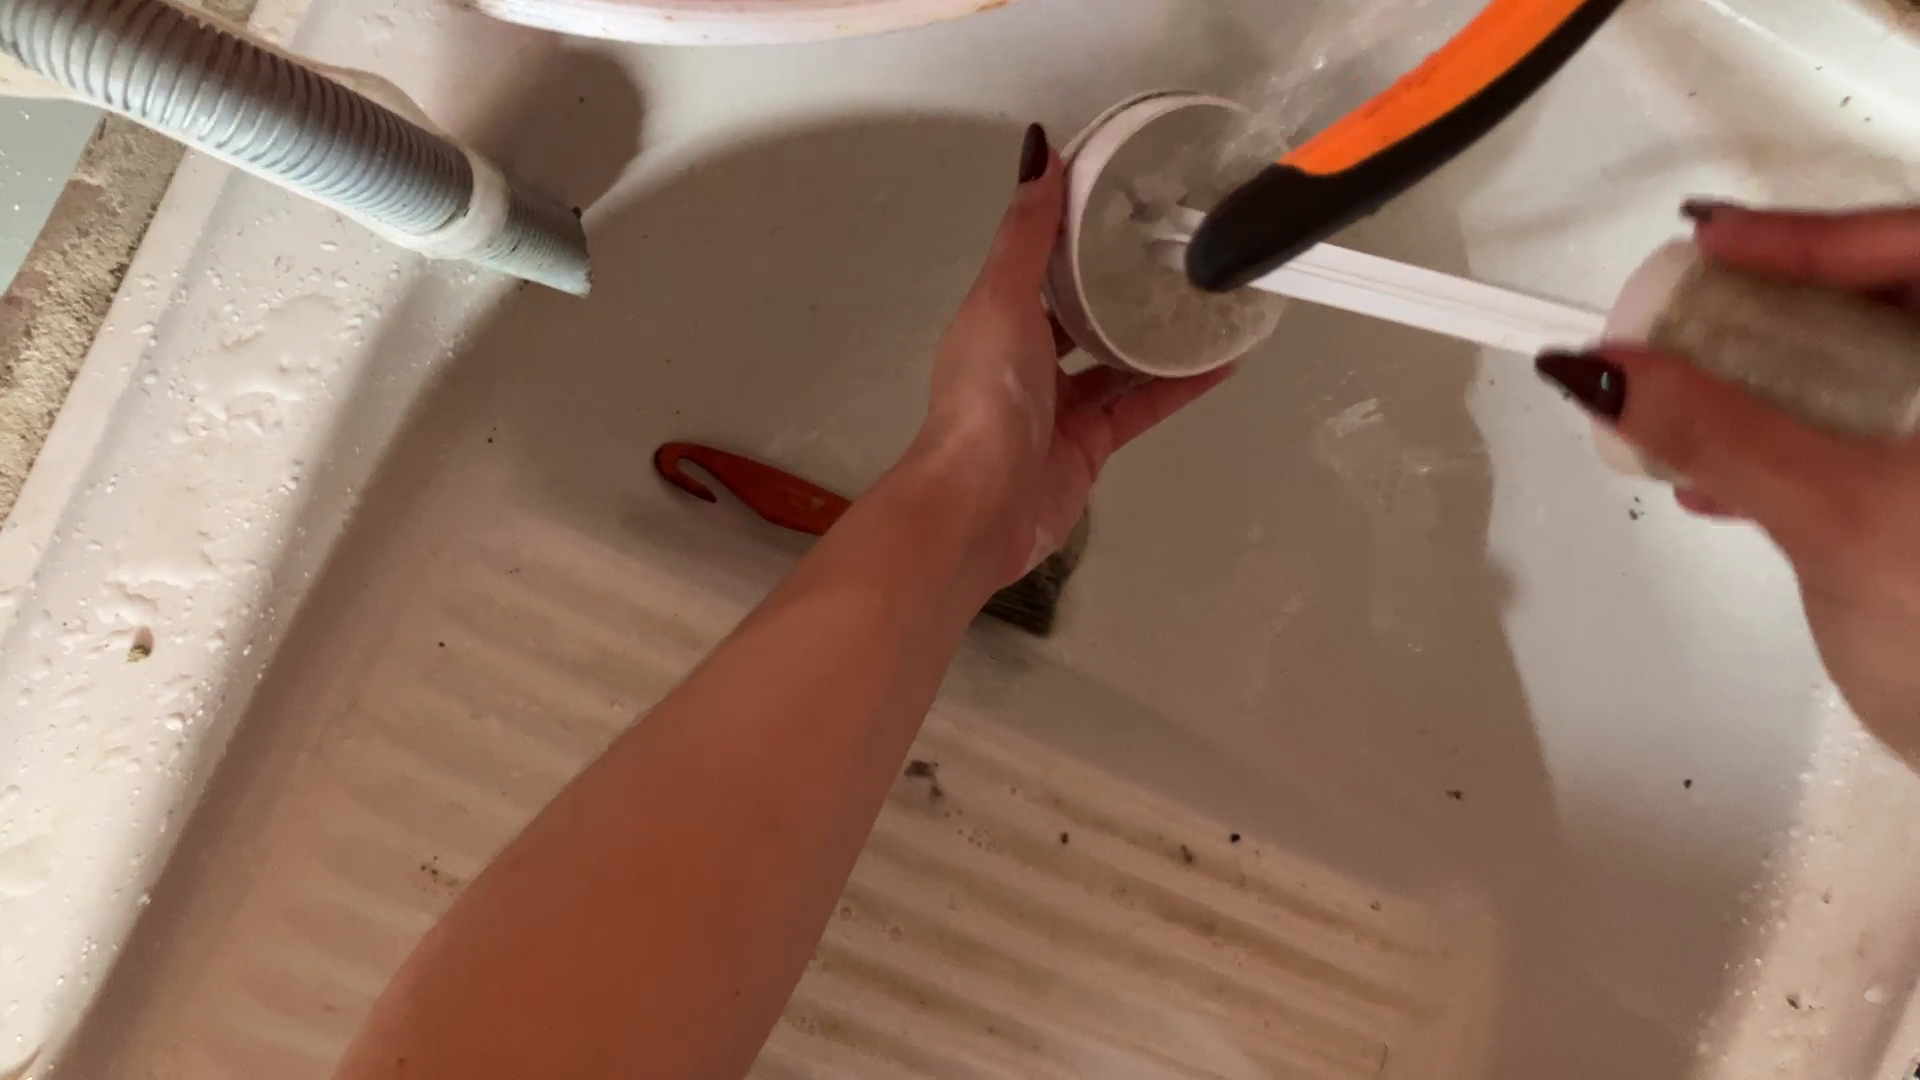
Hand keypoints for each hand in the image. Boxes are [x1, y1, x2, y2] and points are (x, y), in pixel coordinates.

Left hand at [903, 123, 1232, 590]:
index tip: (1129, 199)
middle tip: (1182, 249)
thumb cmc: (987, 394)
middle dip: (1124, 287)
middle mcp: (1027, 362)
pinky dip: (1177, 386)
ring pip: (1117, 364)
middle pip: (1083, 317)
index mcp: (999, 322)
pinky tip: (1223, 361)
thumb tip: (1040, 149)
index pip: (1043, 268)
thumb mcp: (1001, 301)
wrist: (982, 504)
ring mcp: (1059, 408)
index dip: (1079, 236)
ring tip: (1214, 299)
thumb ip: (1025, 235)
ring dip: (1160, 337)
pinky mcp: (1090, 447)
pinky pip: (1139, 407)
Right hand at [1537, 205, 1919, 764]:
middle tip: (1675, 334)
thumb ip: (1711, 432)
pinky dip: (1786, 441)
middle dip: (1765, 322)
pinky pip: (1863, 428)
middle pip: (1884, 307)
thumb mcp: (1831, 517)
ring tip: (1680, 421)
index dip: (1803, 238)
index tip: (1699, 241)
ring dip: (1761, 390)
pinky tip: (1729, 480)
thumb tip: (1592, 370)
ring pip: (1866, 370)